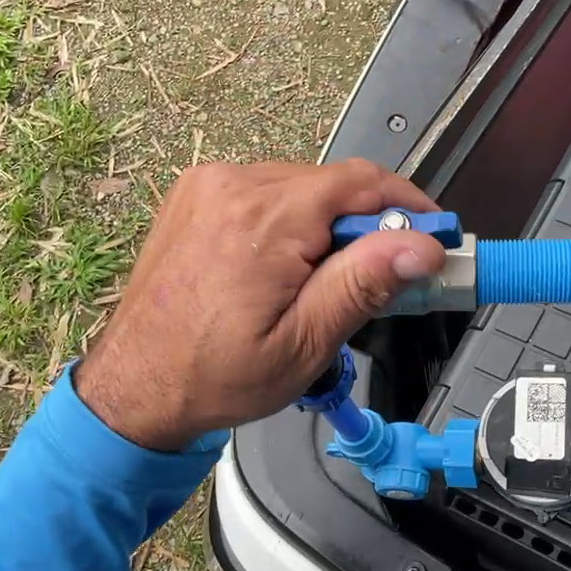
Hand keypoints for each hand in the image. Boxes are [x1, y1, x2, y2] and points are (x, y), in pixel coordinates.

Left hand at [75, 159, 443, 450]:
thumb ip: (363, 285)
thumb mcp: (304, 344)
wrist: (136, 386)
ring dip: (329, 225)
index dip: (409, 207)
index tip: (434, 236)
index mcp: (264, 220)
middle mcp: (233, 186)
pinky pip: (265, 193)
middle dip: (369, 224)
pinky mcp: (196, 196)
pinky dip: (292, 222)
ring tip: (330, 283)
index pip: (362, 183)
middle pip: (333, 184)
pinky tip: (290, 268)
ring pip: (301, 188)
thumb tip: (421, 245)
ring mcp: (208, 187)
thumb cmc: (213, 377)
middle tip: (389, 274)